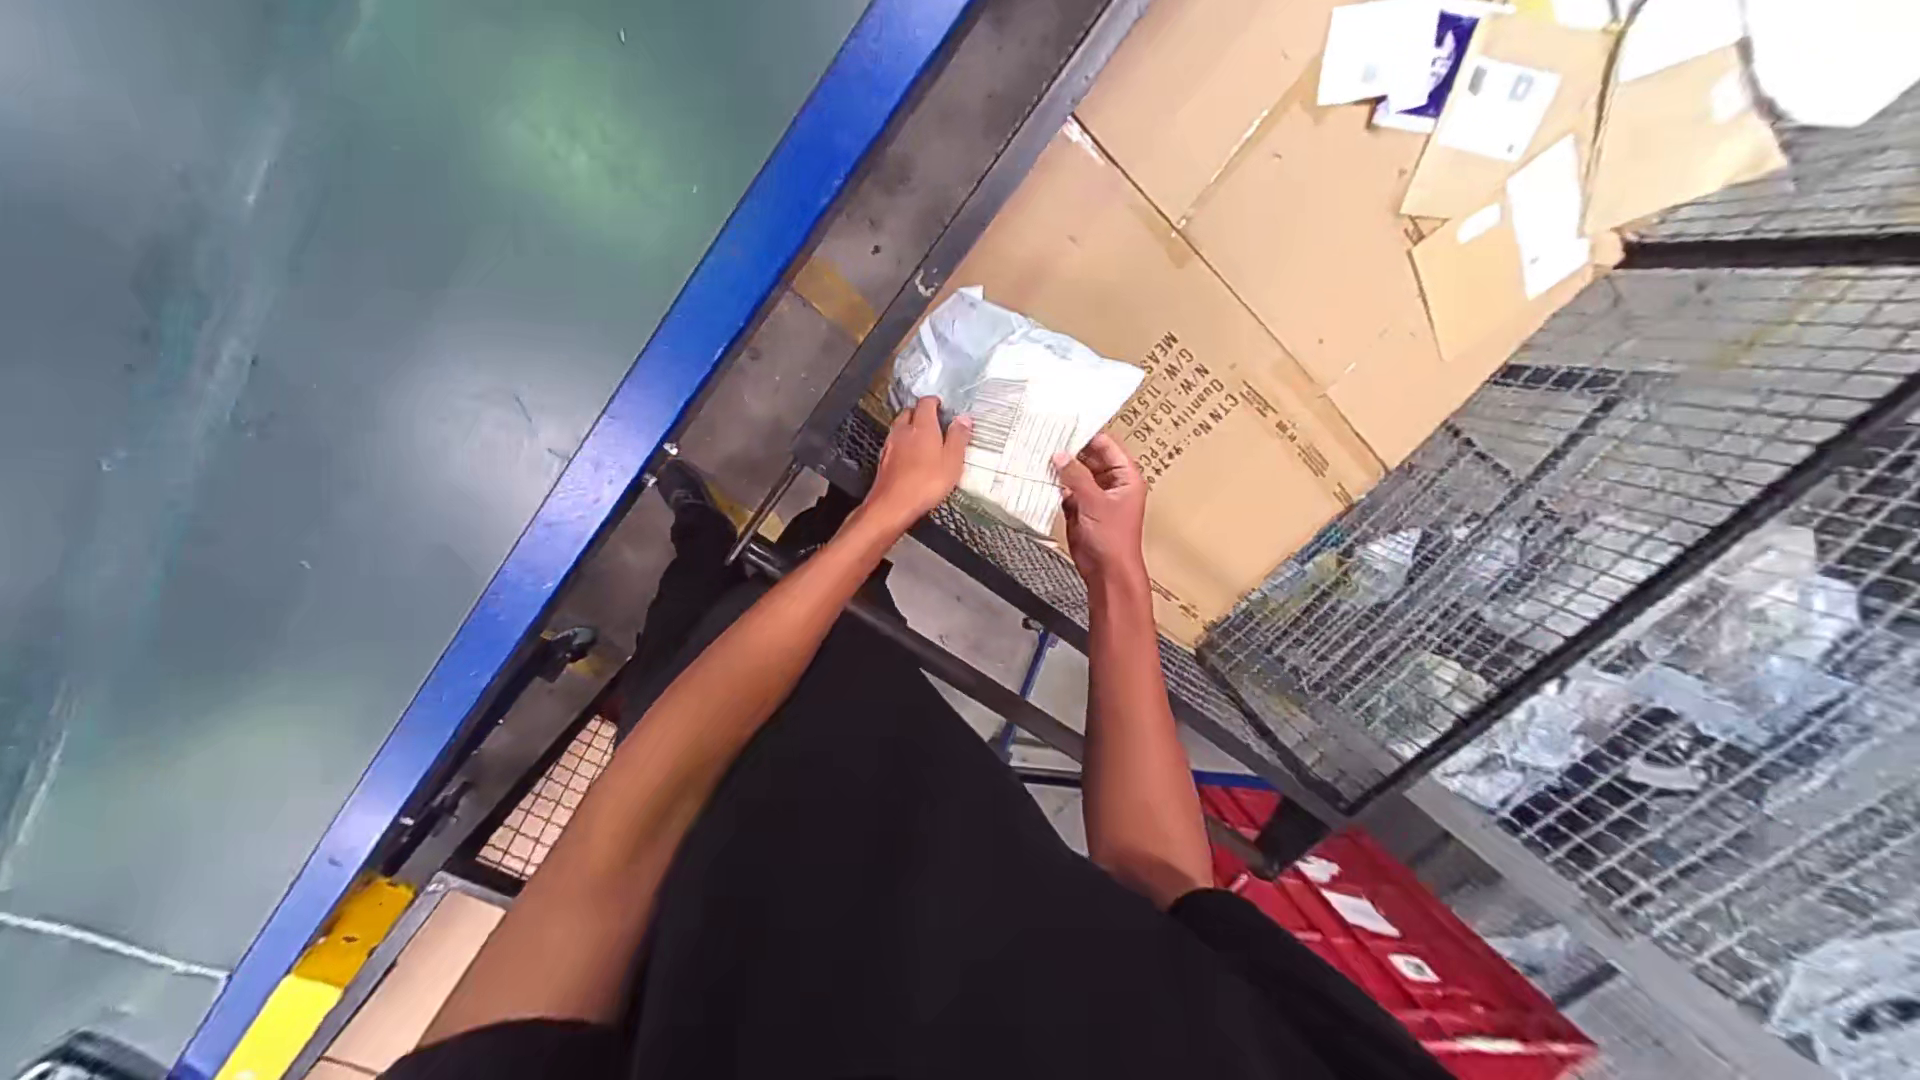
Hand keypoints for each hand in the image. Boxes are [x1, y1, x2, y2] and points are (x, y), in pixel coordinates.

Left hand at [862, 397, 971, 532]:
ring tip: (923, 438)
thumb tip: (964, 419)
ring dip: (910, 427)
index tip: (942, 406)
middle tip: (934, 421)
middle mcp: (903, 431)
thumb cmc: (926, 482)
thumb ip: (958, 438)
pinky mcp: (883, 460)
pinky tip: (910, 456)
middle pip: (910, 412)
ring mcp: (890, 445)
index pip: (926, 403)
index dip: (934, 402)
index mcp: (922, 427)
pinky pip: (894, 443)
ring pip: (899, 427)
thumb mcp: (952, 461)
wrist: (893, 504)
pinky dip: (902, 443)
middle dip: (921, 413)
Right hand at [1054, 433, 1147, 594]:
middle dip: (1070, 452)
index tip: (1067, 426)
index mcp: (1126, 477)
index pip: (1107, 446)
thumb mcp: (1094, 501)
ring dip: (1061, 470)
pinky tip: (1043, 479)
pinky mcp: (1081, 510)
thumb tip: (1061, 455)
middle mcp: (1112, 484)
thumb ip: (1076, 476)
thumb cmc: (1114, 539)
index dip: (1088, 436)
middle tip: (1049, 439)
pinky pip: (1067, 492)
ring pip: (1076, 475)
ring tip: (1041, 456)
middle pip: (1089, 459)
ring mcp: (1095, 497)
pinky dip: (1056, 487)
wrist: (1107, 570)